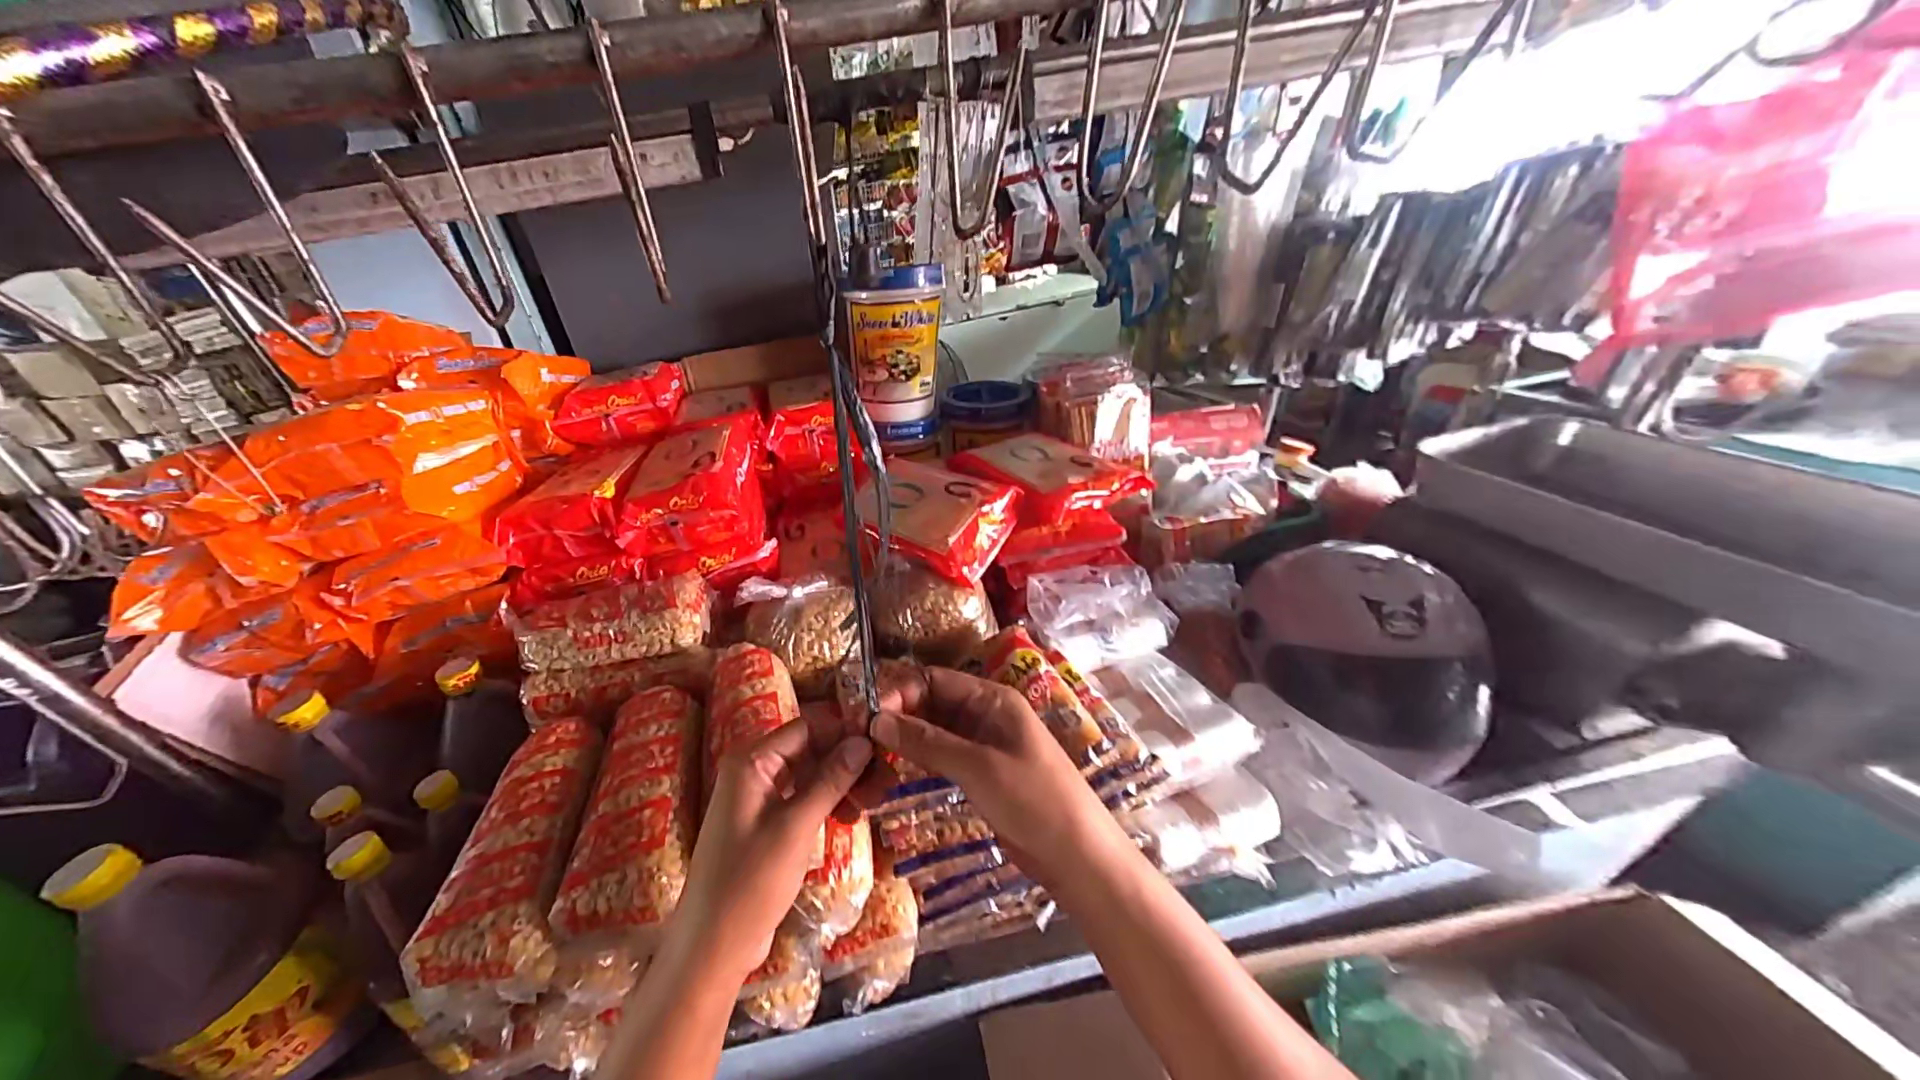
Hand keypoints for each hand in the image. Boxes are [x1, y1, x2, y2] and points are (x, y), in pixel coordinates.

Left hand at [667, 720, 871, 980]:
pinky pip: (804, 796)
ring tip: (873, 802)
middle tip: (886, 781)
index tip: (883, 744)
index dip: (846, 731)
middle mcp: (754, 770)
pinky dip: (829, 801)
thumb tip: (863, 741)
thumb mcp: (796, 827)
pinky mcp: (768, 821)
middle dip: (849, 760)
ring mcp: (760, 796)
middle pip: (812, 748)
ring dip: (844, 782)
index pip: (808, 726)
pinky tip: (851, 817)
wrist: (713, 945)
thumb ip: (830, 780)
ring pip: (812, 772)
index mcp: (752, 761)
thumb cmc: (750, 881)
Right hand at [855, 663, 1128, 887]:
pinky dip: (919, 757)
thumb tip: (876, 719)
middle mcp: (986, 714)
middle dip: (898, 713)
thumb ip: (927, 741)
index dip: (899, 692)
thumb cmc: (1033, 799)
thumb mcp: (978, 766)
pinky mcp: (980, 773)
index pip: (935, 680)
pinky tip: (893, 768)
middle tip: (859, 736)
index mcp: (993, 699)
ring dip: (905, 736)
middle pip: (932, 701)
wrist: (1076, 854)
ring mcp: (983, 744)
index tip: (866, 716)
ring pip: (934, 729)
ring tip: (868, 752)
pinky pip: (942, 754)